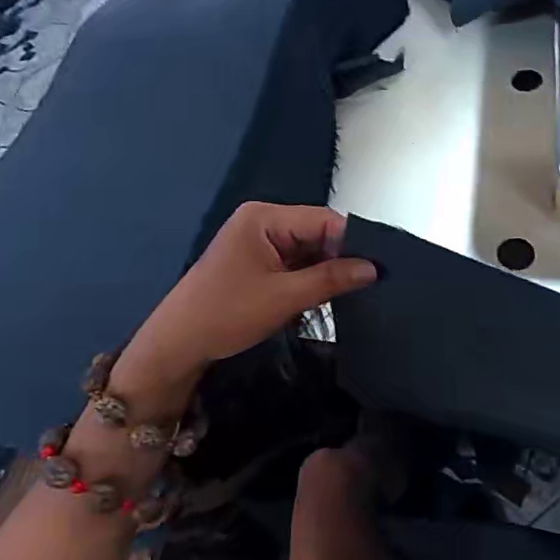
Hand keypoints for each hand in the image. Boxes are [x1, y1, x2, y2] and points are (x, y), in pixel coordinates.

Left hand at [121, 203, 376, 388]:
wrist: (178, 342)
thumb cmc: (227, 313)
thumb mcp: (284, 297)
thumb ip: (331, 279)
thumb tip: (374, 268)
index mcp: (265, 217)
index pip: (323, 219)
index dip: (353, 241)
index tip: (381, 266)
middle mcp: (263, 221)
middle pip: (317, 232)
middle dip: (342, 257)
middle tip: (375, 281)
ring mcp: (258, 241)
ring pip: (308, 250)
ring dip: (327, 270)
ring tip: (360, 290)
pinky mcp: (257, 261)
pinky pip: (294, 263)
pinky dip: (310, 278)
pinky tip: (331, 294)